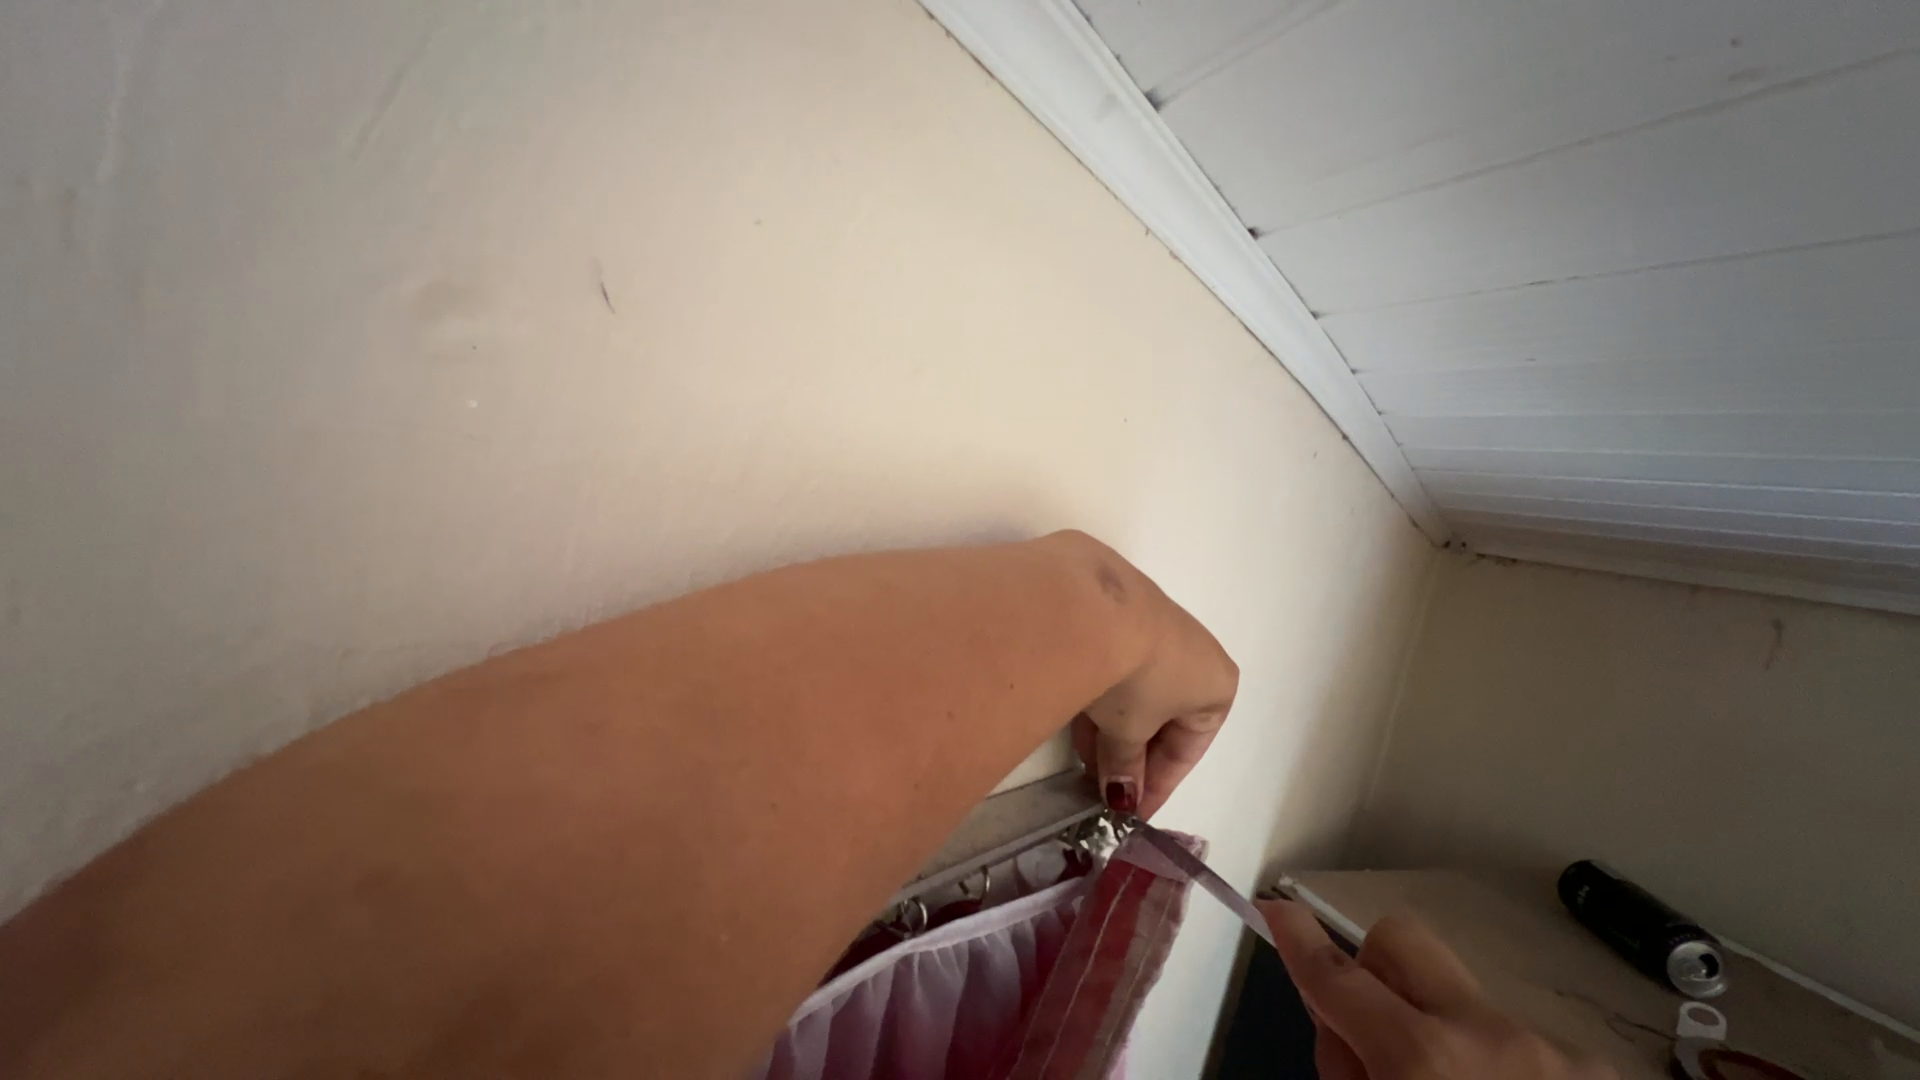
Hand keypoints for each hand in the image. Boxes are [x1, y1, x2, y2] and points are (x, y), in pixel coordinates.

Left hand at [1056, 533, 1238, 819]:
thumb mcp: (1130, 731)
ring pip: (1136, 689)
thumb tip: (1122, 797)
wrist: (1093, 607)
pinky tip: (1072, 708)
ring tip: (1082, 753)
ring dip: (1110, 725)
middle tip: (1099, 785)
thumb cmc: (1133, 676)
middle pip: (1162, 717)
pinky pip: (1114, 661)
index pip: (1188, 748)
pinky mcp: (1118, 607)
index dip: (1157, 785)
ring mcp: (1156, 623)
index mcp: (1216, 683)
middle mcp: (1195, 651)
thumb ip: (1126, 765)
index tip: (1129, 812)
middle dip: (1129, 754)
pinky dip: (1097, 689)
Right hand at [1258, 899, 1618, 1079]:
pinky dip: (1495, 1068)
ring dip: (1439, 1035)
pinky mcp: (1602, 1073)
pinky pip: (1519, 1042)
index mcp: (1424, 1059)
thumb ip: (1348, 1071)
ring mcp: (1555, 1052)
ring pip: (1462, 1000)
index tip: (1274, 909)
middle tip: (1373, 1038)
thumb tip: (1340, 1027)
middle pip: (1400, 940)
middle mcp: (1489, 1035)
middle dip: (1371, 969)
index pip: (1336, 975)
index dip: (1295, 938)